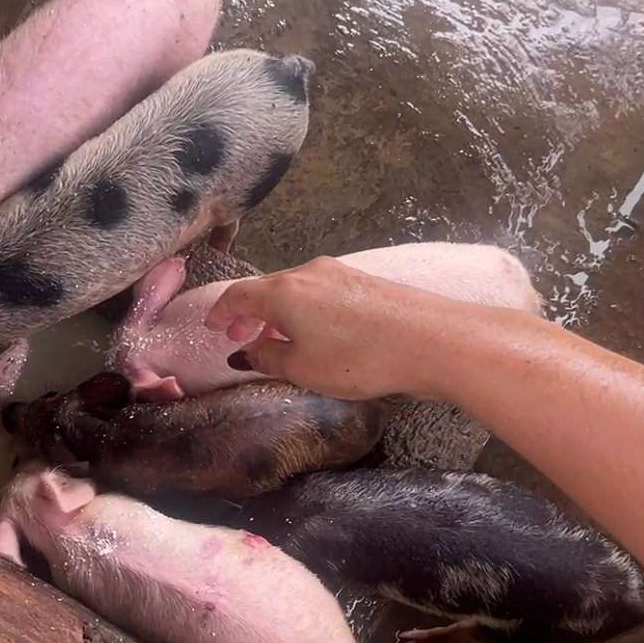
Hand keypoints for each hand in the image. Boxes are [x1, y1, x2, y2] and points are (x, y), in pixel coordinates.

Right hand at [204, 256, 484, 400]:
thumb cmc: (357, 358)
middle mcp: (306, 274)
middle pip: (265, 290)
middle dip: (247, 314)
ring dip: (275, 314)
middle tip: (239, 338)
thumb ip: (266, 358)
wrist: (432, 341)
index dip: (220, 313)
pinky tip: (310, 333)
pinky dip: (301, 311)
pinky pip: (317, 293)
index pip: (237, 296)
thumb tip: (248, 352)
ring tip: (274, 340)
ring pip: (292, 291)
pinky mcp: (362, 281)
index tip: (211, 328)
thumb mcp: (300, 368)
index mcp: (282, 292)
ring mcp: (338, 274)